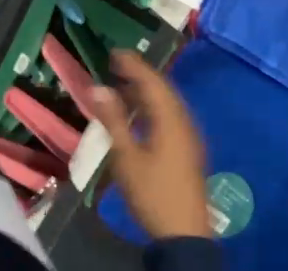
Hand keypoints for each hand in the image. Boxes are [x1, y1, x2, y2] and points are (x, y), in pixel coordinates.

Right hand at [93, 50, 215, 240]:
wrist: (185, 236)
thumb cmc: (153, 193)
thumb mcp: (126, 156)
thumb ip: (113, 119)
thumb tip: (98, 87)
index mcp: (170, 120)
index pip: (152, 81)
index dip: (133, 64)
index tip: (113, 52)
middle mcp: (184, 123)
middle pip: (162, 90)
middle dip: (139, 75)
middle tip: (114, 66)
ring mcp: (189, 138)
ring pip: (167, 104)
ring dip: (145, 92)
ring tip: (121, 87)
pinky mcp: (188, 151)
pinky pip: (170, 117)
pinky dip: (152, 108)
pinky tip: (137, 115)